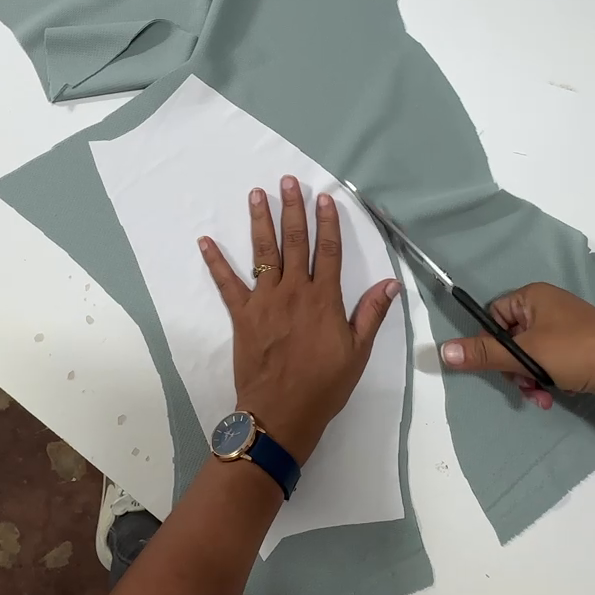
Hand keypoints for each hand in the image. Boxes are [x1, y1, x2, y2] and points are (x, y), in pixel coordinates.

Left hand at [199, 175, 400, 464]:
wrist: (282, 413)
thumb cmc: (324, 385)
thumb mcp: (357, 352)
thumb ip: (371, 314)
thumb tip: (390, 282)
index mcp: (323, 298)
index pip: (328, 251)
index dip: (327, 222)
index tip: (324, 198)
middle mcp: (294, 290)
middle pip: (295, 241)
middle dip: (292, 208)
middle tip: (288, 180)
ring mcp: (265, 299)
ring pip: (263, 251)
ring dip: (260, 220)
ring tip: (256, 194)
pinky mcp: (242, 313)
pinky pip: (227, 282)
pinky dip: (215, 261)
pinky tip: (204, 240)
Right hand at [438, 282, 594, 413]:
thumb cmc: (580, 353)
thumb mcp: (527, 354)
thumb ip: (484, 354)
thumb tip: (442, 352)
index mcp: (532, 296)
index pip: (493, 315)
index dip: (490, 342)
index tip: (497, 366)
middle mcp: (548, 307)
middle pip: (510, 338)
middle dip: (512, 368)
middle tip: (524, 386)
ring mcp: (566, 329)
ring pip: (530, 355)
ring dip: (530, 379)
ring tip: (541, 397)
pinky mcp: (581, 351)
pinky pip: (551, 364)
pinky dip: (548, 380)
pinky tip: (555, 397)